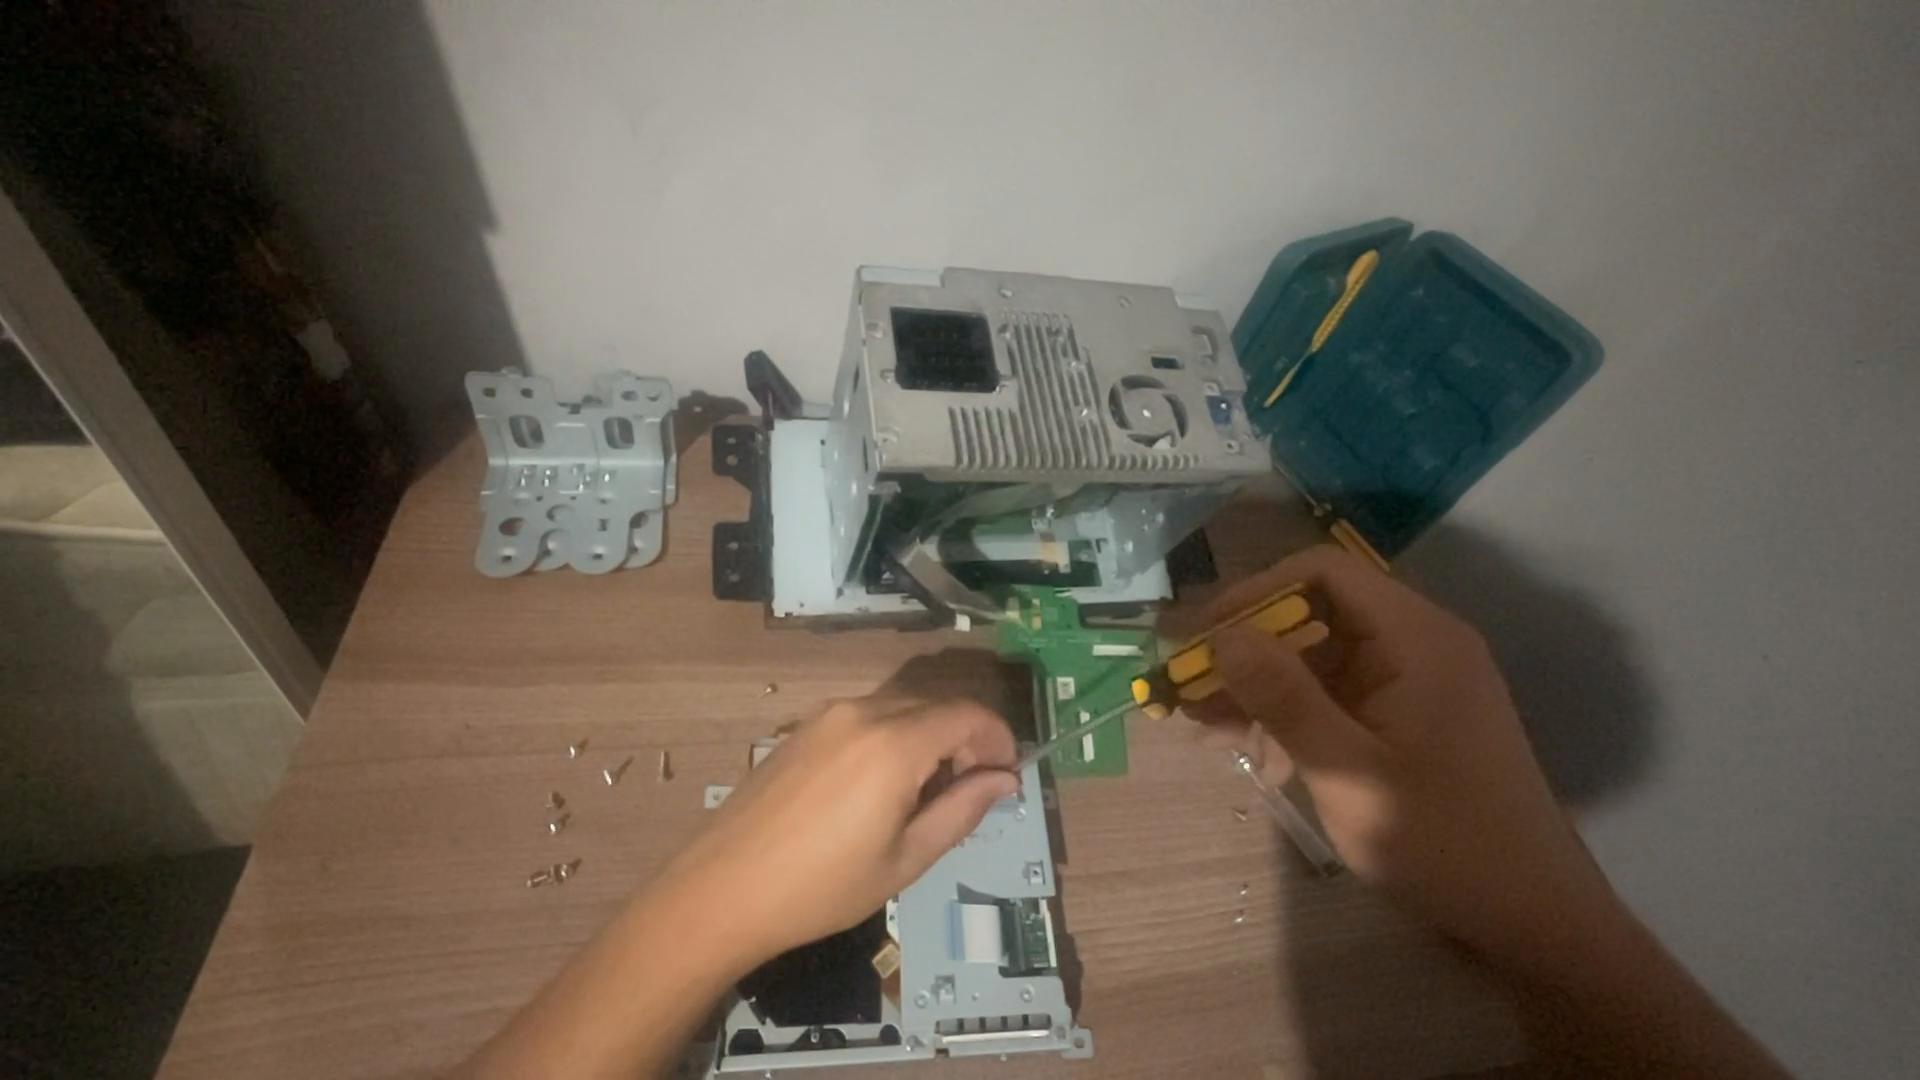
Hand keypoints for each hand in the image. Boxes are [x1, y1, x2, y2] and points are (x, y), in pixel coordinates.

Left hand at [656, 698, 1019, 969]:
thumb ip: (961, 810)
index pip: (966, 714)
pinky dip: (895, 736)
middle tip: (973, 789)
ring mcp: (827, 715)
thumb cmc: (821, 887)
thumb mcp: (905, 859)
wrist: (721, 890)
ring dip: (930, 736)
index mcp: (892, 743)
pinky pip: (868, 716)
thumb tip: (1003, 779)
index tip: (1009, 773)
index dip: (998, 737)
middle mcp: (862, 711)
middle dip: (967, 738)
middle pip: (935, 705)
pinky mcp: (804, 727)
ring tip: (928, 793)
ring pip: (902, 707)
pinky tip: (883, 785)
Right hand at [1196, 546, 1625, 970]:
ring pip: (1311, 658)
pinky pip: (1327, 696)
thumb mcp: (1349, 772)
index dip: (1256, 593)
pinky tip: (1241, 744)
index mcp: (1416, 638)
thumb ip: (1284, 698)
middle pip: (1311, 614)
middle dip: (1245, 648)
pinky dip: (1283, 713)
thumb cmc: (1443, 842)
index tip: (1205, 636)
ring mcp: (1405, 684)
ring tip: (1197, 721)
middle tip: (1186, 685)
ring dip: (1255, 685)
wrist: (1531, 923)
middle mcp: (1412, 646)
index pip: (1323, 573)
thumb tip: (1221, 637)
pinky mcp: (1397, 718)